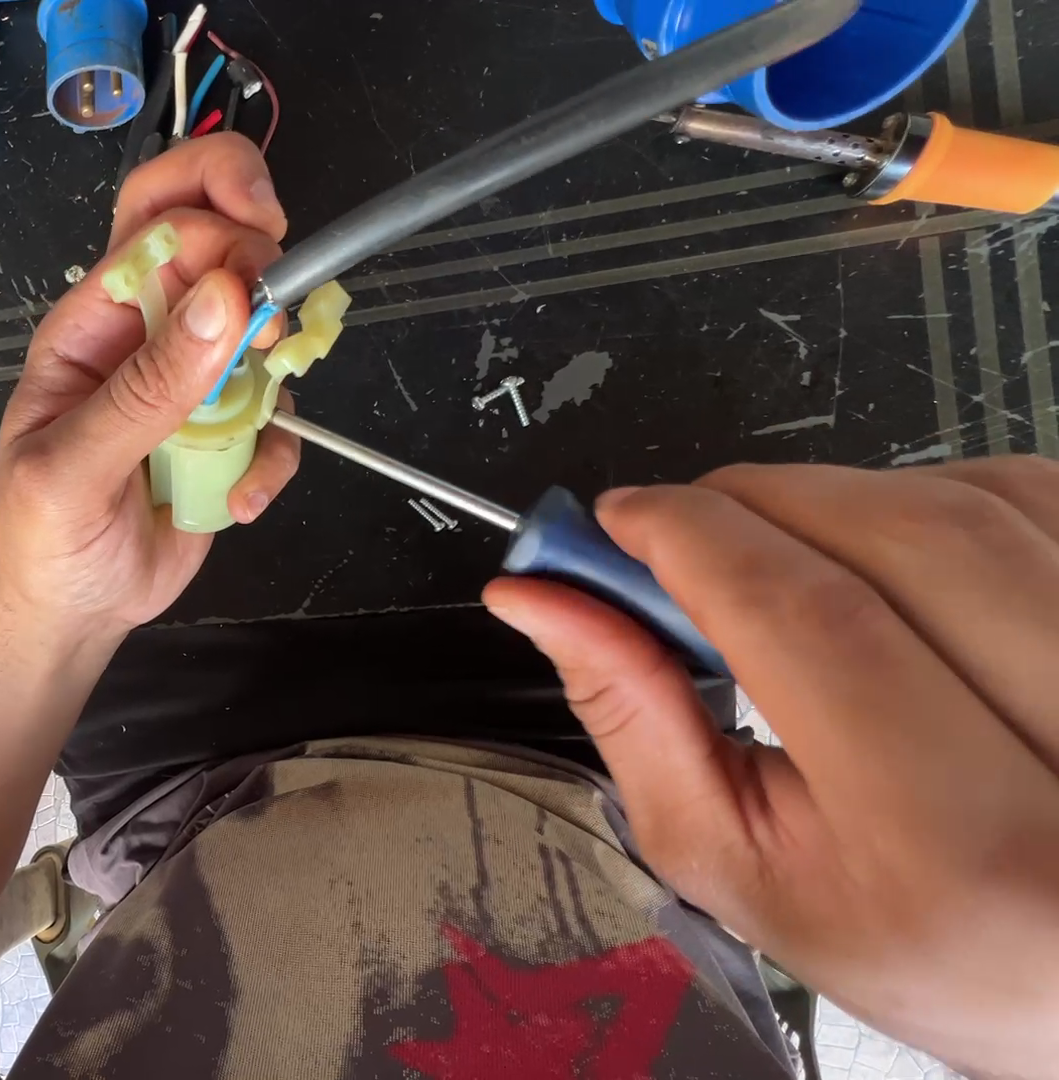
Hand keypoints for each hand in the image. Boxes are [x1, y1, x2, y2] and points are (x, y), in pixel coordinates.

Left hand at [0, 134, 299, 634]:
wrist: (76, 608)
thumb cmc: (46, 537)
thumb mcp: (73, 467)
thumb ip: (143, 390)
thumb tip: (226, 300)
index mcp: (90, 329)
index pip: (154, 228)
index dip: (213, 218)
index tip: (256, 268)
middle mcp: (145, 343)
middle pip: (212, 245)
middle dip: (257, 255)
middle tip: (276, 315)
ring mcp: (193, 389)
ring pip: (261, 334)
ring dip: (274, 376)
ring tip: (242, 443)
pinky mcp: (227, 440)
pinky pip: (275, 421)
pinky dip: (274, 459)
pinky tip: (240, 502)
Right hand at [484, 457, 1058, 1077]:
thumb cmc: (892, 930)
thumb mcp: (713, 845)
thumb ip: (621, 710)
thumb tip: (530, 598)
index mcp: (961, 844)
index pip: (807, 619)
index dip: (692, 536)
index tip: (618, 515)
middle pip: (905, 539)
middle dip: (751, 499)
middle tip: (674, 527)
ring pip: (979, 504)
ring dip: (831, 497)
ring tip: (775, 554)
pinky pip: (1043, 496)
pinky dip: (929, 497)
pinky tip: (884, 556)